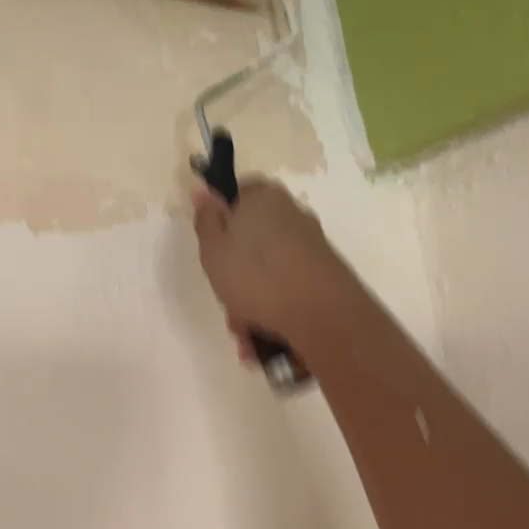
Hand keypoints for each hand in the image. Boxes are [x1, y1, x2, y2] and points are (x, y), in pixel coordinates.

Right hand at [192, 178, 362, 358]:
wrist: (321, 314)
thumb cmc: (255, 275)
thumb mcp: (213, 248)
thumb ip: (206, 219)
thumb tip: (203, 189)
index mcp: (264, 198)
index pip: (240, 194)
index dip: (222, 220)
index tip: (214, 250)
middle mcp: (292, 214)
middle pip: (253, 239)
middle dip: (236, 277)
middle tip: (227, 305)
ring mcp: (311, 245)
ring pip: (268, 271)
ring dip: (251, 304)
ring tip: (245, 335)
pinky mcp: (324, 274)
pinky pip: (288, 288)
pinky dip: (274, 311)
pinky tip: (264, 340)